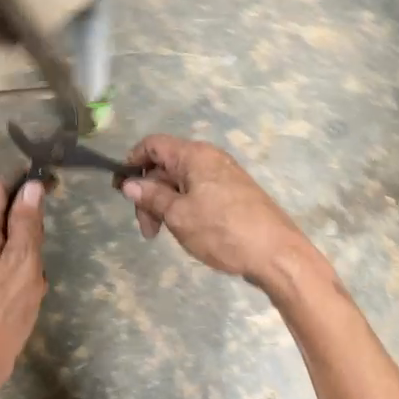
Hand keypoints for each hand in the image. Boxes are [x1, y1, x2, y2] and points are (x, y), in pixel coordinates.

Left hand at [0, 179, 45, 390]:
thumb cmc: (2, 308)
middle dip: (25, 220)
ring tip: (35, 272)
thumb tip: (31, 186)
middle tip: (43, 244)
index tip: (51, 188)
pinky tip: (27, 286)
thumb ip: (27, 221)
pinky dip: (15, 263)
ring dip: (23, 246)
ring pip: (1, 235)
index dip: (23, 182)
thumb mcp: (24, 261)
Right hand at [120, 135, 310, 283]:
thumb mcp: (179, 215)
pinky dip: (184, 209)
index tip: (122, 191)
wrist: (276, 253)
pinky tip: (186, 232)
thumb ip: (152, 196)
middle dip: (149, 194)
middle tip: (147, 229)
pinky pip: (198, 193)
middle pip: (165, 166)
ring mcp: (223, 176)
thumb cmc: (222, 230)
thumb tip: (130, 183)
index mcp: (194, 155)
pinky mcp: (233, 195)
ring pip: (181, 183)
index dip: (132, 162)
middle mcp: (209, 158)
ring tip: (164, 235)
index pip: (152, 144)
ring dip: (165, 205)